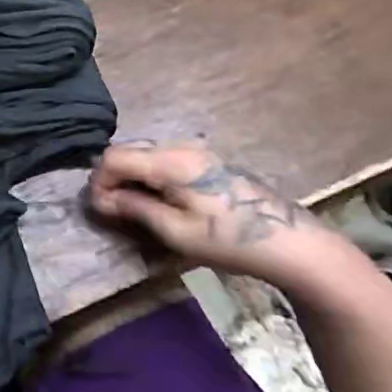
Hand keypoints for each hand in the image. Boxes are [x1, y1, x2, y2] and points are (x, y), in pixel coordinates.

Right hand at [86, 142, 366, 291]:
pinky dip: (149, 176)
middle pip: (128, 151)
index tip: (100, 210)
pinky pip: (163, 159)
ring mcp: (197, 151)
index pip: (113, 157)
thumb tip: (102, 199)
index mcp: (170, 161)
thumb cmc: (229, 240)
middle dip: (111, 178)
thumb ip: (134, 208)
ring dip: (130, 177)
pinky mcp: (208, 161)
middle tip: (112, 210)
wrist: (293, 244)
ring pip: (145, 154)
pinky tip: (158, 200)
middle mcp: (181, 147)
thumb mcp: (174, 231)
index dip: (98, 182)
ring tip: (133, 207)